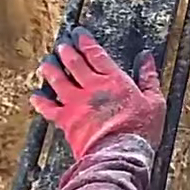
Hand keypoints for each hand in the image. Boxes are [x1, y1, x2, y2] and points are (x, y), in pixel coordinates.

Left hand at [31, 27, 164, 160]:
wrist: (119, 155)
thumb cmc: (140, 130)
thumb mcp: (154, 101)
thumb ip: (149, 78)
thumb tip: (146, 58)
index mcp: (113, 80)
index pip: (96, 54)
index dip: (86, 42)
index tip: (79, 34)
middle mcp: (92, 87)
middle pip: (74, 63)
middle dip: (67, 52)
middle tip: (62, 45)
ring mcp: (76, 104)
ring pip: (58, 81)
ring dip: (51, 70)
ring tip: (46, 63)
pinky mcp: (66, 121)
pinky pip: (49, 108)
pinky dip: (41, 101)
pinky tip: (35, 96)